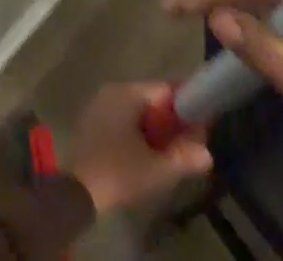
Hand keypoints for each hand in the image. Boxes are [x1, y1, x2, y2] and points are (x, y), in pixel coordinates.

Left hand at [65, 83, 211, 211]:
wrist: (75, 193)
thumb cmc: (119, 173)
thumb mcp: (158, 169)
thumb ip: (185, 157)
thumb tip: (207, 153)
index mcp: (127, 93)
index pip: (166, 90)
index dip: (187, 109)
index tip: (200, 130)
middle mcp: (111, 91)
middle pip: (152, 101)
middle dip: (170, 123)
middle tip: (185, 148)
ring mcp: (97, 106)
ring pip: (136, 112)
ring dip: (153, 131)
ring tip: (166, 156)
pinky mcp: (90, 124)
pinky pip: (121, 121)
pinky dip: (135, 135)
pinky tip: (142, 157)